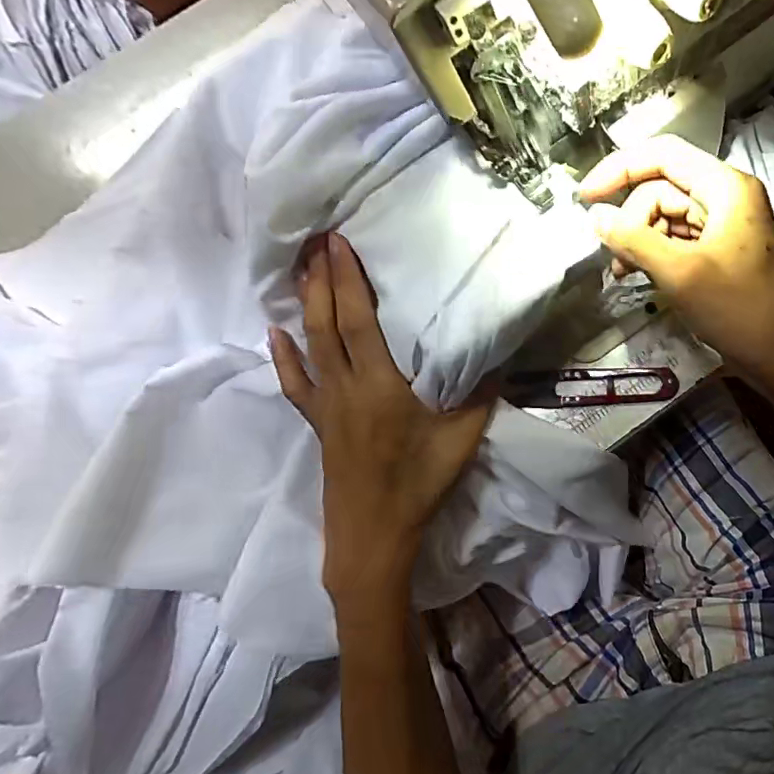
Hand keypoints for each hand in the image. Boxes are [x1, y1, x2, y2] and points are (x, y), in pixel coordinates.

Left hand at [270, 233, 493, 604]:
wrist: (373, 533)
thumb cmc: (419, 484)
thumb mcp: (461, 439)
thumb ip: (480, 394)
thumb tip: (499, 356)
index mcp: (380, 384)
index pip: (357, 320)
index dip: (347, 279)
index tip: (340, 244)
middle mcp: (345, 386)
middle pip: (325, 322)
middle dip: (321, 278)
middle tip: (316, 239)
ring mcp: (325, 404)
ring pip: (307, 344)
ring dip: (303, 304)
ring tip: (300, 269)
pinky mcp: (317, 423)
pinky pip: (294, 383)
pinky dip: (283, 355)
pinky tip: (274, 333)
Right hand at [578, 136, 773, 395]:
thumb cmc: (738, 310)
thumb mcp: (680, 273)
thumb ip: (633, 239)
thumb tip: (595, 216)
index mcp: (726, 188)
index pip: (664, 155)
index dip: (619, 169)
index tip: (585, 197)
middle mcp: (726, 196)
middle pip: (661, 188)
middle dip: (632, 219)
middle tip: (615, 257)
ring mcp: (723, 223)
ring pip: (664, 215)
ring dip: (639, 239)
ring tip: (624, 272)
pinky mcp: (718, 248)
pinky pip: (676, 237)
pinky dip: (653, 252)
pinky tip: (637, 274)